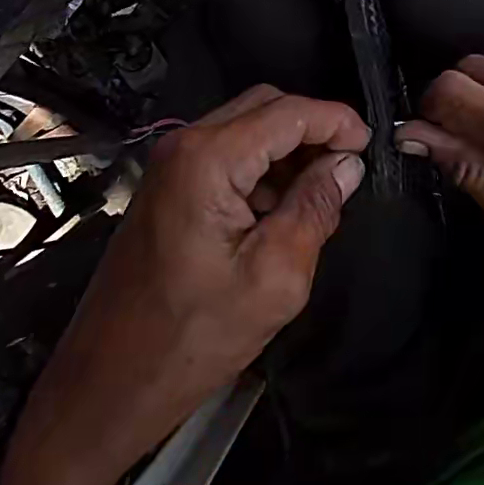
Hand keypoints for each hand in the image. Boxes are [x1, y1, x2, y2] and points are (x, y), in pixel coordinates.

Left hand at [0, 86, 367, 484]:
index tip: (371, 146)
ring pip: (245, 129)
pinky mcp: (168, 187)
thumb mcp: (275, 277)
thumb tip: (347, 166)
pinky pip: (225, 156)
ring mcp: (170, 165)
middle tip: (348, 170)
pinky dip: (262, 168)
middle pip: (263, 107)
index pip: (287, 111)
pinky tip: (283, 207)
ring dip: (288, 149)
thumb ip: (315, 208)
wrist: (112, 377)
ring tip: (321, 194)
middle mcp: (183, 146)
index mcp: (208, 160)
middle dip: (313, 129)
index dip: (336, 120)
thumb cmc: (194, 336)